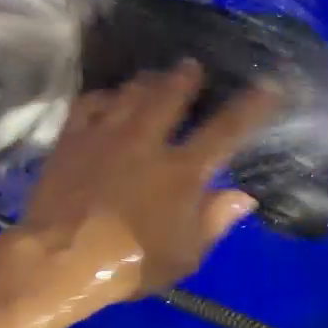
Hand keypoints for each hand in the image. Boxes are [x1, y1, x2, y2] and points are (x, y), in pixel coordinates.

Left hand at [11, 61, 279, 301]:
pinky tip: (107, 96)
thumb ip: (213, 220)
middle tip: (191, 65)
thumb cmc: (130, 263)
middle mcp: (144, 142)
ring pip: (129, 94)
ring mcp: (103, 136)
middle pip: (169, 96)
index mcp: (181, 171)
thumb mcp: (185, 254)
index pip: (225, 130)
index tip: (266, 87)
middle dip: (184, 77)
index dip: (250, 107)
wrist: (61, 255)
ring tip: (153, 76)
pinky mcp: (70, 138)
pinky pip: (88, 104)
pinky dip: (102, 95)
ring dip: (145, 82)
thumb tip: (242, 195)